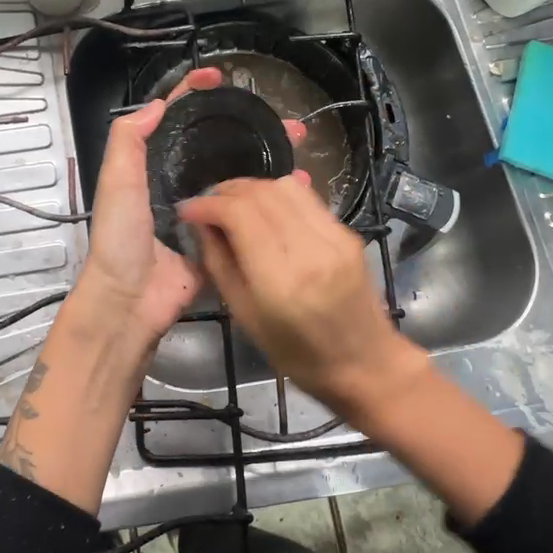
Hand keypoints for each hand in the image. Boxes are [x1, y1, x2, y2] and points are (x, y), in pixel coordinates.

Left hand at [75, 67, 306, 338]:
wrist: (131, 300)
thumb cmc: (120, 238)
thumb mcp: (116, 182)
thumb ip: (128, 140)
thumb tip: (160, 103)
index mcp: (151, 165)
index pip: (174, 119)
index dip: (193, 94)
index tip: (219, 77)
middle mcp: (178, 182)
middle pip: (215, 144)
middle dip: (246, 127)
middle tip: (283, 120)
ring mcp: (202, 211)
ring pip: (236, 176)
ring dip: (265, 158)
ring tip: (298, 145)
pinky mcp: (219, 239)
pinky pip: (246, 214)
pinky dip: (269, 199)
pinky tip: (295, 186)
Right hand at [177, 175, 427, 409]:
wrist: (364, 364)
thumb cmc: (296, 353)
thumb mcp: (244, 315)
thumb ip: (219, 263)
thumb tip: (200, 223)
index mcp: (280, 280)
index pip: (238, 214)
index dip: (207, 204)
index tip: (187, 210)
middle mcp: (310, 250)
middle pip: (260, 193)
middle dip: (226, 191)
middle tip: (206, 205)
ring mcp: (335, 237)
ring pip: (284, 187)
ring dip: (251, 188)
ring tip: (233, 203)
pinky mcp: (348, 233)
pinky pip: (307, 198)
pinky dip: (277, 195)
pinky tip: (264, 209)